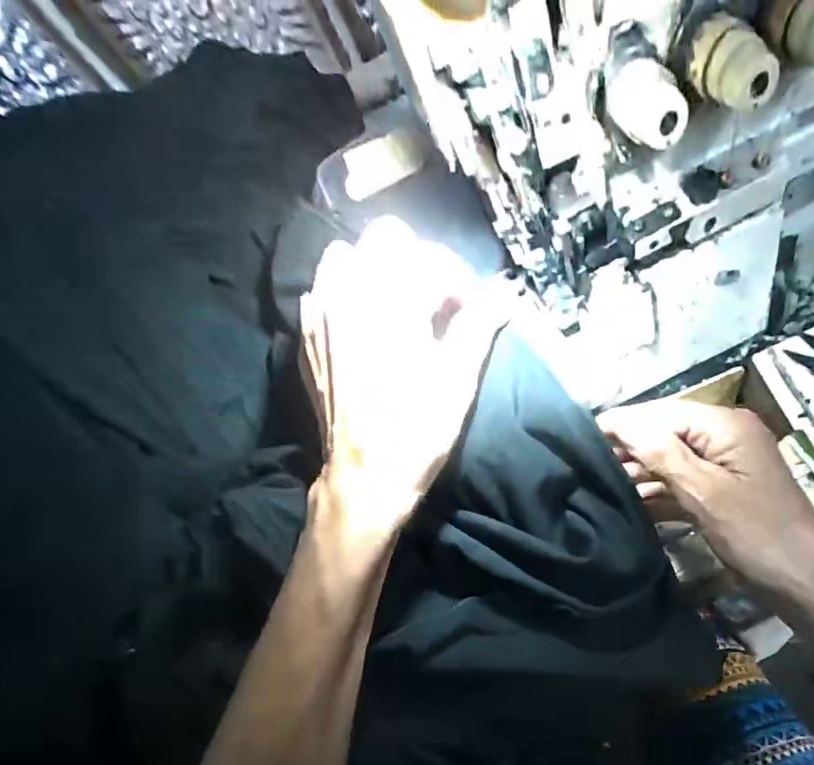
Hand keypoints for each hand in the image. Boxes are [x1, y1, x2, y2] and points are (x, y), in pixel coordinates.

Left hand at [299, 219, 506, 528]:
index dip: (461, 278)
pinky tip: (367, 325)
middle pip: (385, 239)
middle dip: (421, 261)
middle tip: (441, 301)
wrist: (365, 477)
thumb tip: (505, 294)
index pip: (431, 257)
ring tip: (403, 307)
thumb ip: (480, 325)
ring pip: (346, 256)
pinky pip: (324, 290)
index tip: (474, 308)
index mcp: (390, 301)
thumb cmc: (416, 432)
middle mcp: (348, 294)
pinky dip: (348, 294)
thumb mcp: (459, 379)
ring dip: (380, 271)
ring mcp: (321, 315)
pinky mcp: (307, 338)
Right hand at [598, 400, 813, 595]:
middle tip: (584, 465)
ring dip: (640, 474)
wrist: (802, 582)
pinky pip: (683, 485)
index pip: (662, 413)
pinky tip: (628, 505)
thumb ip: (660, 453)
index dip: (622, 423)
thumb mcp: (704, 493)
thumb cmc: (756, 534)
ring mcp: (725, 467)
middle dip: (628, 449)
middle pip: (666, 434)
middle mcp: (726, 438)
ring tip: (598, 485)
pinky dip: (658, 494)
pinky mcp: (722, 493)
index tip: (580, 435)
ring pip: (671, 462)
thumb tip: (618, 422)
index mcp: (727, 426)